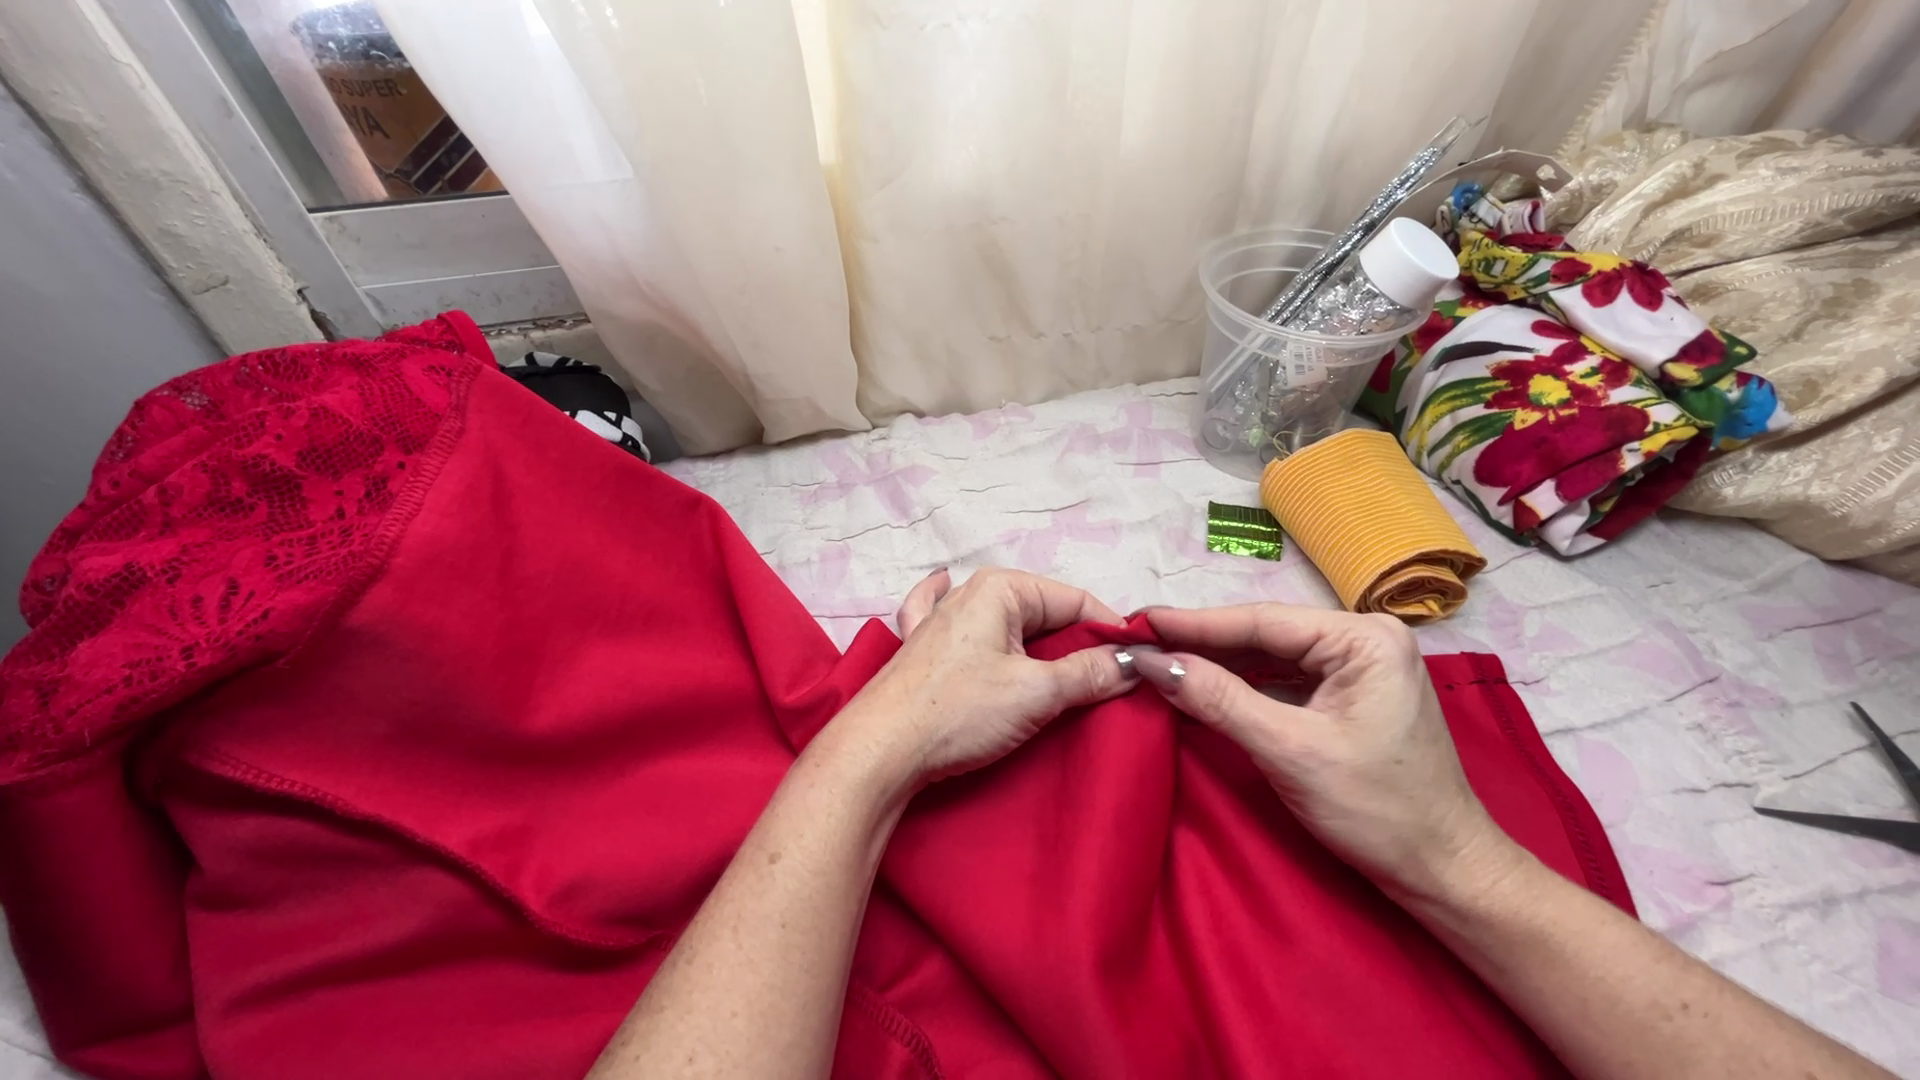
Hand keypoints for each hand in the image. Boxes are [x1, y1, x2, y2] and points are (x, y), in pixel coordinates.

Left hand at [826, 567, 1138, 788]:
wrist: (880, 751)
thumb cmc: (960, 711)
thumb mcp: (1037, 692)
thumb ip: (1090, 673)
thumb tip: (1134, 663)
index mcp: (1000, 588)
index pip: (1075, 601)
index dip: (1110, 633)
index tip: (1138, 666)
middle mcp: (968, 592)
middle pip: (1043, 614)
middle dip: (1075, 645)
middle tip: (1105, 684)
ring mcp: (938, 618)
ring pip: (1006, 625)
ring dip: (1035, 648)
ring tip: (1063, 680)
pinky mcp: (918, 647)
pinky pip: (952, 623)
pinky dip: (970, 623)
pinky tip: (951, 597)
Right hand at [1133, 604, 1513, 899]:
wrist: (1442, 872)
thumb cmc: (1376, 809)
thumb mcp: (1288, 750)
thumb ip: (1219, 698)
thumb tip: (1152, 663)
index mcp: (1363, 638)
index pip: (1261, 622)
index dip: (1193, 624)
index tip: (1138, 623)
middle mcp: (1362, 639)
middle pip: (1263, 635)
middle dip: (1201, 643)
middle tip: (1140, 642)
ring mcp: (1357, 666)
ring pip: (1268, 657)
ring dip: (1216, 663)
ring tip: (1158, 660)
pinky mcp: (1347, 694)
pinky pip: (1281, 680)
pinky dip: (1239, 686)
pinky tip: (1200, 685)